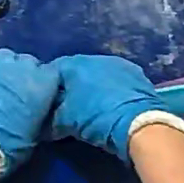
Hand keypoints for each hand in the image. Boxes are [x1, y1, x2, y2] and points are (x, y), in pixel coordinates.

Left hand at [0, 49, 59, 181]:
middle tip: (14, 90)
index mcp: (45, 82)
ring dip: (3, 67)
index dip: (42, 82)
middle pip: (27, 61)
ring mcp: (0, 61)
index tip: (36, 92)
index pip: (51, 72)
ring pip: (5, 56)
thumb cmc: (11, 143)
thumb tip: (38, 106)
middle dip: (23, 73)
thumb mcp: (37, 129)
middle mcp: (25, 65)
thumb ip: (41, 110)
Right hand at [50, 55, 172, 162]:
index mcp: (77, 63)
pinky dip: (111, 91)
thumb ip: (51, 119)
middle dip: (71, 87)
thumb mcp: (66, 122)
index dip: (48, 87)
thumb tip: (43, 124)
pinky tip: (110, 106)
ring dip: (93, 88)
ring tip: (90, 107)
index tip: (46, 102)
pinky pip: (117, 82)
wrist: (140, 123)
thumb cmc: (96, 118)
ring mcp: (120, 64)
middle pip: (77, 71)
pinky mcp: (138, 75)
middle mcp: (97, 58)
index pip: (54, 70)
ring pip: (98, 75)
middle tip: (67, 106)